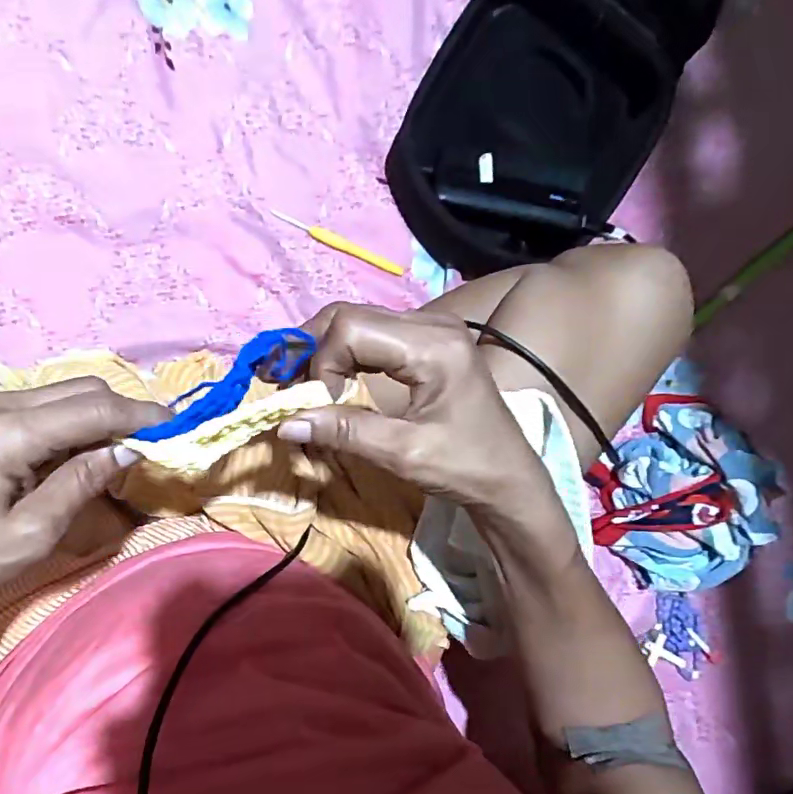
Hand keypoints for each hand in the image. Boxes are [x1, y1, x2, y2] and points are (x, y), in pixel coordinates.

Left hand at [0, 379, 169, 637]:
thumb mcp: (34, 532)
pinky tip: (88, 449)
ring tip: (128, 448)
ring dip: (101, 415)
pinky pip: (44, 406)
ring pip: (64, 393)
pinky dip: (76, 422)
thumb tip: (130, 450)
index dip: (139, 415)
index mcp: (4, 435)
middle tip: (157, 442)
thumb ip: (83, 482)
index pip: (91, 409)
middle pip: (80, 389)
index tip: (178, 425)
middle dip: (124, 412)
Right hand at [277, 303, 559, 532]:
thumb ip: (345, 432)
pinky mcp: (427, 342)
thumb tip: (285, 422)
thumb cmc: (464, 467)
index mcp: (433, 345)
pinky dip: (345, 355)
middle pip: (350, 315)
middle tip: (292, 387)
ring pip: (357, 321)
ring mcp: (431, 329)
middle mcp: (432, 324)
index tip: (318, 407)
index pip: (351, 328)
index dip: (321, 363)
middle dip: (314, 350)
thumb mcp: (402, 454)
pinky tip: (334, 382)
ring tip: (306, 387)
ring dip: (325, 352)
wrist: (507, 478)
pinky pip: (372, 335)